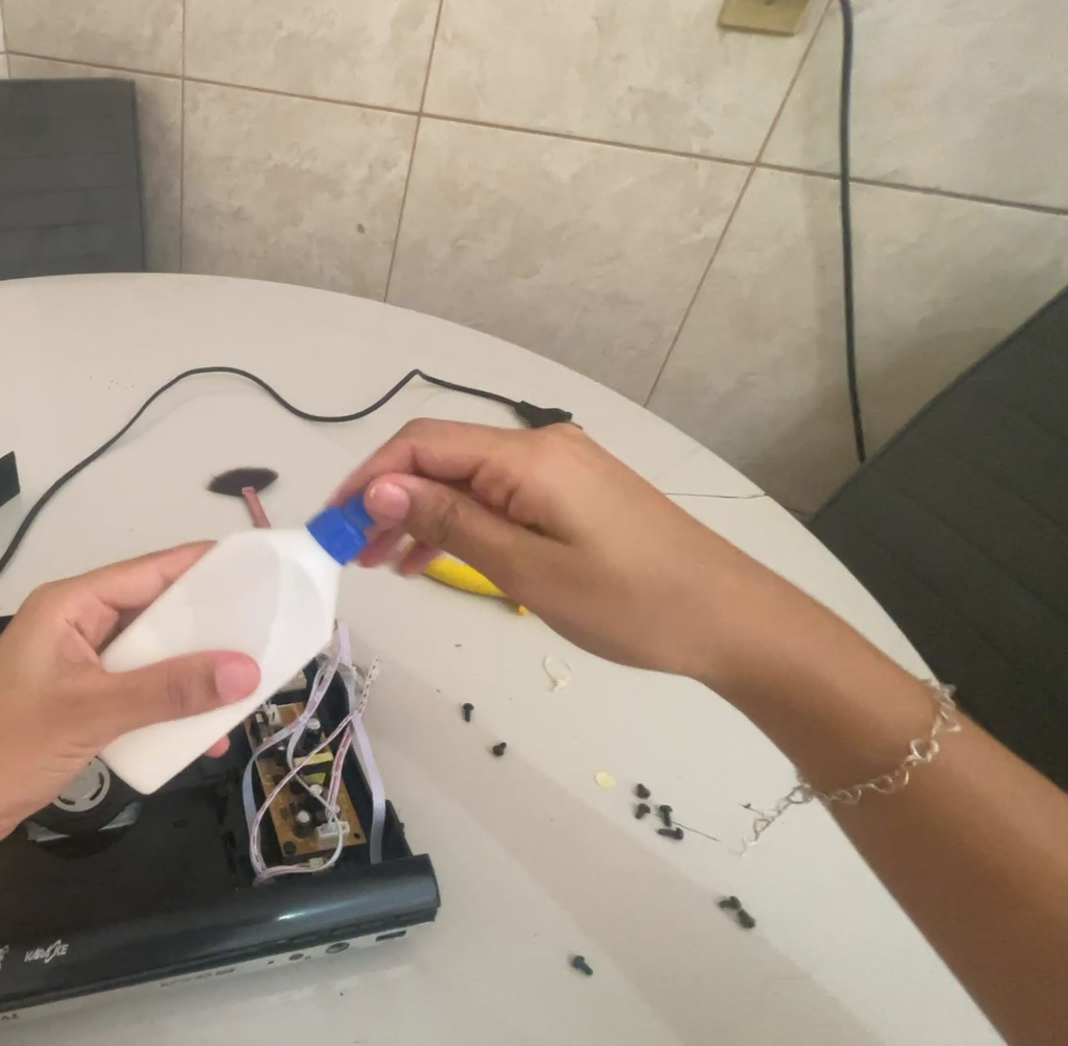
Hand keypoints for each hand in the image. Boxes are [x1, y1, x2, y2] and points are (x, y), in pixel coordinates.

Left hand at [0, 543, 258, 844]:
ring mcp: (80, 664)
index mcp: (71, 605)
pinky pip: (139, 690)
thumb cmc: (8, 746)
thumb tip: (246, 671)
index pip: (149, 571)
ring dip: (193, 674)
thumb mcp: (93, 712)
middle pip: (156, 614)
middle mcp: (78, 624)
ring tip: (246, 689)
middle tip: (266, 636)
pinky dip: (169, 706)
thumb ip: (169, 690)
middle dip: (208, 629)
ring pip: (152, 656)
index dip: (203, 567)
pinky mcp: (82, 699)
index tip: (258, 570)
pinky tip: (204, 733)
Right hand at [332, 419, 813, 686]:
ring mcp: (555, 468)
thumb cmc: (630, 602)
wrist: (735, 622)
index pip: (421, 445)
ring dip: (417, 513)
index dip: (367, 478)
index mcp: (526, 457)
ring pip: (462, 478)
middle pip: (438, 457)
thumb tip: (378, 489)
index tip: (331, 522)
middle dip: (386, 498)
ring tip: (382, 562)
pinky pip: (493, 495)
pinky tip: (430, 556)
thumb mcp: (525, 569)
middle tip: (351, 551)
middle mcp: (537, 447)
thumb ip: (448, 521)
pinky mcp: (567, 492)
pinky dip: (455, 521)